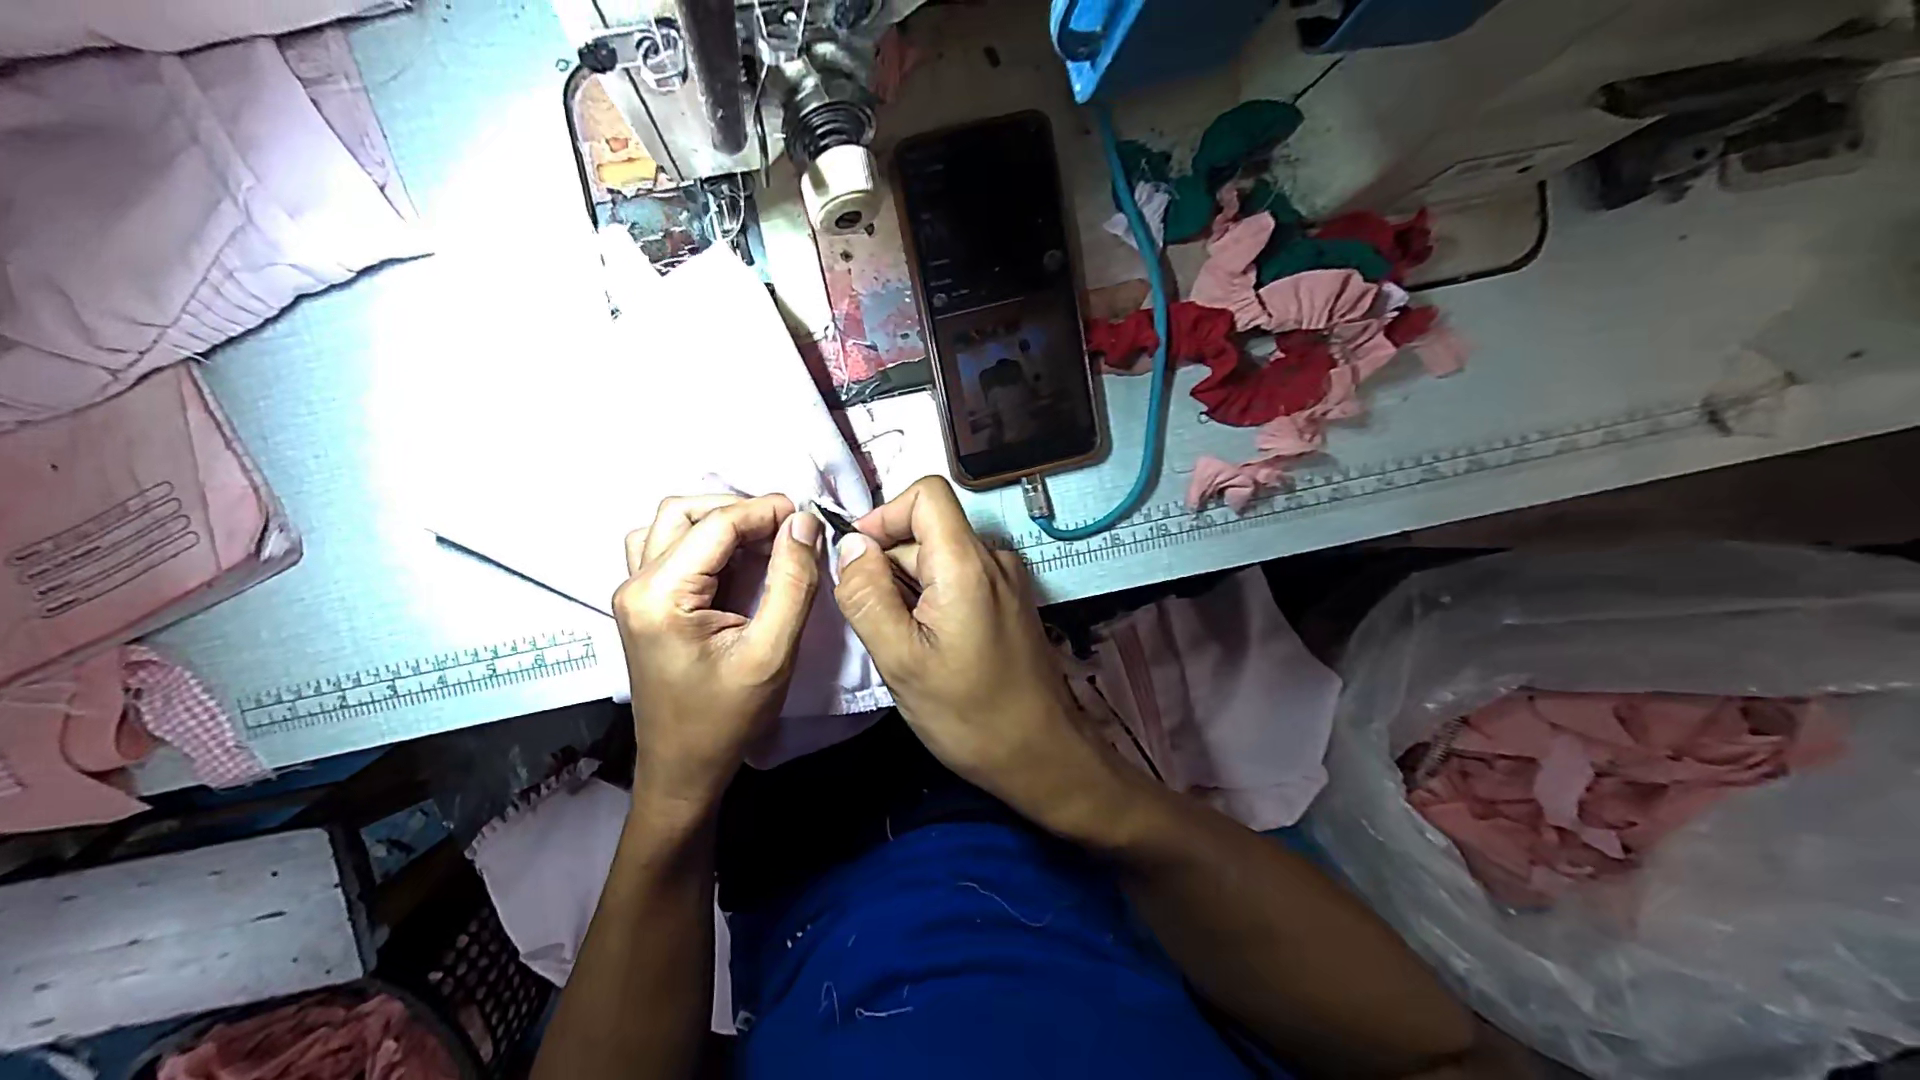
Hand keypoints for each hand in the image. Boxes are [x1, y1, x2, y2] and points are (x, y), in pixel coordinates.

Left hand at [613, 494, 822, 819]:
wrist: (683, 768)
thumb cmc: (727, 719)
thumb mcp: (772, 652)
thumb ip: (792, 583)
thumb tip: (804, 524)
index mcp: (660, 596)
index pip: (716, 524)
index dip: (766, 511)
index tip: (808, 517)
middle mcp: (635, 584)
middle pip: (686, 512)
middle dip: (742, 510)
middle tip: (788, 530)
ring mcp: (634, 592)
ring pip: (673, 523)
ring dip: (720, 520)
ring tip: (764, 540)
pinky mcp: (645, 601)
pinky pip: (668, 546)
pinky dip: (706, 539)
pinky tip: (737, 560)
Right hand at [831, 477, 1123, 833]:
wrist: (1041, 754)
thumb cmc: (970, 714)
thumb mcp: (901, 660)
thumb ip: (867, 595)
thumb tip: (850, 546)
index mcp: (967, 564)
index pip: (926, 494)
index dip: (884, 515)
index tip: (858, 559)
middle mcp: (992, 560)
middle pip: (926, 532)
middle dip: (889, 566)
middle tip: (878, 624)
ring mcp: (1004, 581)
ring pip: (938, 560)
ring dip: (908, 590)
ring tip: (906, 644)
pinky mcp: (1007, 602)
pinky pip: (958, 581)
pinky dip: (932, 601)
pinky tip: (930, 647)